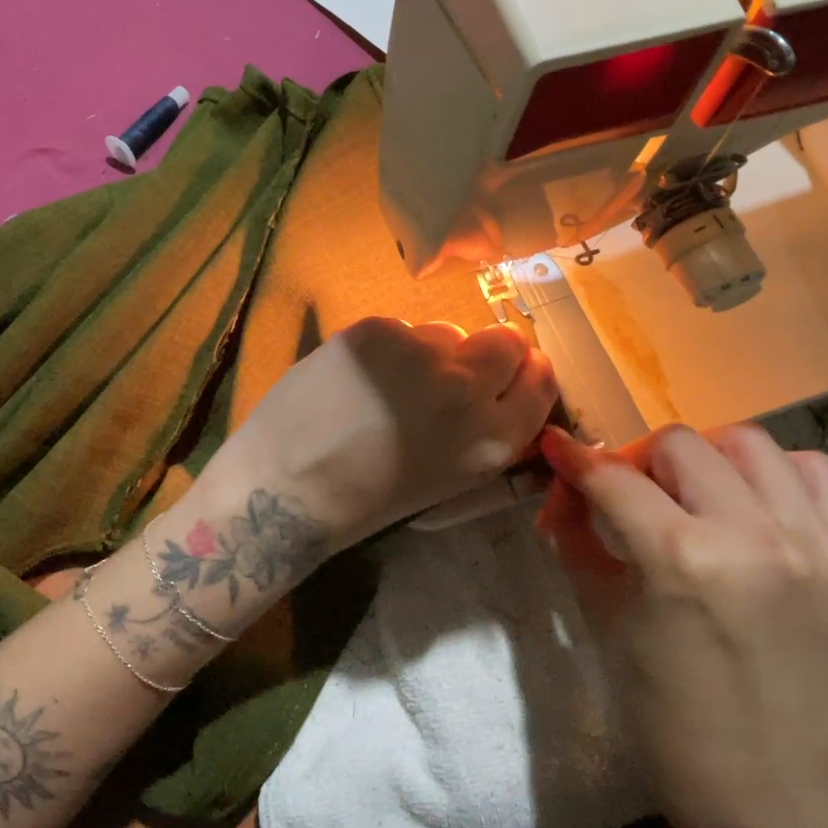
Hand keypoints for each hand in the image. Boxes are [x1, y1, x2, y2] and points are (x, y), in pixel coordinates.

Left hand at [218, 317, 556, 552]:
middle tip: (455, 371)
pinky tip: (359, 379)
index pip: (540, 382)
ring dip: (434, 351)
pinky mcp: (375, 330)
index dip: (527, 374)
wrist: (287, 488)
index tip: (514, 372)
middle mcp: (466, 389)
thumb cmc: (368, 500)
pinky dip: (388, 348)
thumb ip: (485, 434)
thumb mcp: (450, 480)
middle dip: (489, 353)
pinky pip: (400, 328)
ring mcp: (418, 353)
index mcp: (491, 441)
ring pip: (447, 331)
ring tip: (395, 384)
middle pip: (504, 342)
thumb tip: (504, 394)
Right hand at [536, 424, 827, 827]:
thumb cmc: (665, 714)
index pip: (614, 477)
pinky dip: (772, 474)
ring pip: (747, 442)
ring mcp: (809, 545)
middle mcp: (752, 537)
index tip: (554, 448)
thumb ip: (576, 537)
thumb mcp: (601, 618)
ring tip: (689, 495)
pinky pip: (814, 473)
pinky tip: (748, 504)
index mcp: (682, 560)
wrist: (767, 792)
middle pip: (679, 444)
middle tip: (624, 495)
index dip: (573, 459)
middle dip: (636, 461)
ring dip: (705, 458)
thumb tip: (561, 484)